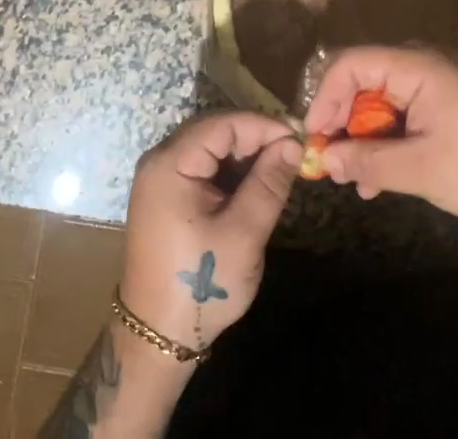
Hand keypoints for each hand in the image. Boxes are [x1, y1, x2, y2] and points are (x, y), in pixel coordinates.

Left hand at [119, 111, 302, 353]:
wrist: (157, 332)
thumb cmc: (201, 282)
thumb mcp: (244, 233)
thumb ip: (269, 183)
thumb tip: (293, 144)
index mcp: (170, 164)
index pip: (222, 124)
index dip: (263, 126)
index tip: (300, 139)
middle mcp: (159, 161)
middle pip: (213, 131)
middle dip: (255, 137)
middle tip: (295, 153)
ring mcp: (160, 178)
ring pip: (209, 148)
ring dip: (245, 154)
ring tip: (282, 169)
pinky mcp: (166, 195)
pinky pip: (201, 167)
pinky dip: (230, 171)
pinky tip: (256, 184)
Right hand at [305, 45, 457, 226]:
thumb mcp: (421, 170)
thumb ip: (368, 161)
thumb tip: (325, 160)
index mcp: (418, 67)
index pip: (350, 65)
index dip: (325, 100)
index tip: (316, 141)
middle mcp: (423, 64)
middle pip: (362, 82)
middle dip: (343, 125)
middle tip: (333, 166)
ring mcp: (437, 82)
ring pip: (380, 102)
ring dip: (364, 139)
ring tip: (357, 182)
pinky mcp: (447, 101)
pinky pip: (403, 113)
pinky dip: (388, 141)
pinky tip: (381, 179)